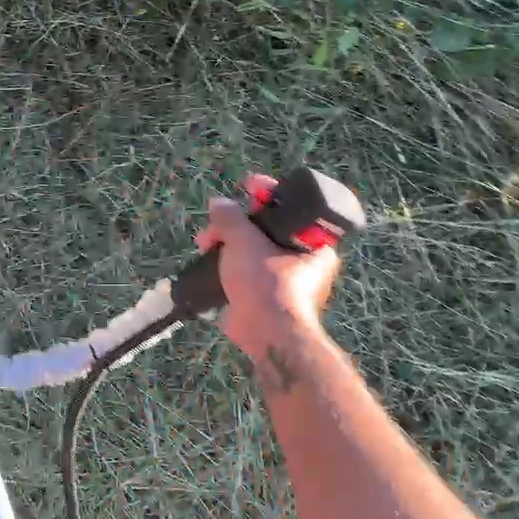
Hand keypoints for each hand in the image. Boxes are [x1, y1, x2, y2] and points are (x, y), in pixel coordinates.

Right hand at [194, 174, 340, 361]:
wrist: (265, 332)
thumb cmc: (266, 282)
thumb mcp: (246, 242)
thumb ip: (230, 218)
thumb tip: (218, 204)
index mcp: (313, 245)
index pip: (293, 208)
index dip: (269, 193)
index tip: (248, 186)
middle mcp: (301, 259)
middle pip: (263, 226)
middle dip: (233, 222)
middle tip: (215, 226)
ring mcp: (280, 276)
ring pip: (248, 245)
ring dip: (223, 239)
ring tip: (205, 245)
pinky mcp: (261, 290)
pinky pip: (241, 264)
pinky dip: (224, 259)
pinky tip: (208, 257)